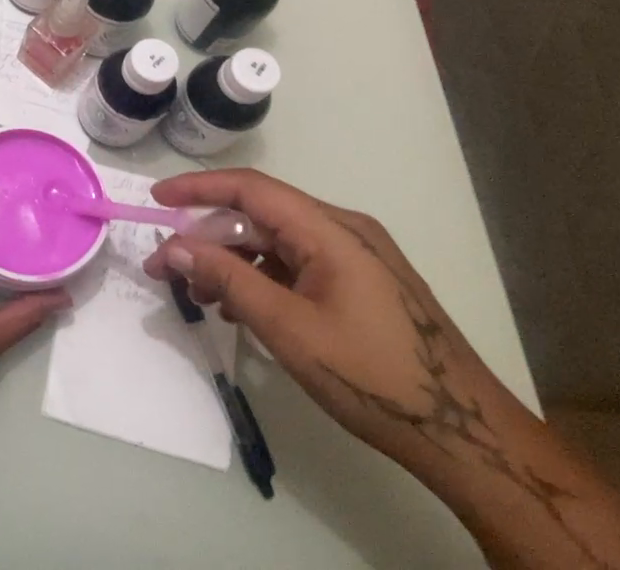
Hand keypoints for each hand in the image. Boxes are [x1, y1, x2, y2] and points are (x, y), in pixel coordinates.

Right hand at [143, 169, 523, 473]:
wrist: (464, 431)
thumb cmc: (373, 375)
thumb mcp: (288, 328)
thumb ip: (227, 279)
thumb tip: (173, 246)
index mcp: (332, 231)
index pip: (250, 188)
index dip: (197, 188)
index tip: (154, 201)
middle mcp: (344, 231)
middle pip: (259, 214)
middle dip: (206, 236)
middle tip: (165, 268)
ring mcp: (356, 258)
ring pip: (275, 240)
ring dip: (231, 260)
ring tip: (199, 296)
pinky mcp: (361, 283)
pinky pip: (296, 263)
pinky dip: (260, 277)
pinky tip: (240, 308)